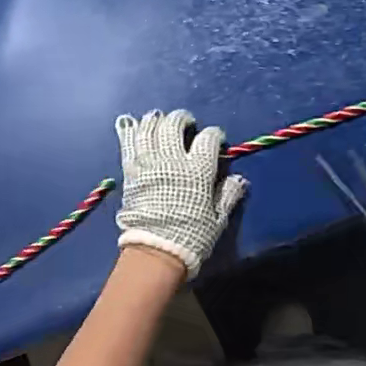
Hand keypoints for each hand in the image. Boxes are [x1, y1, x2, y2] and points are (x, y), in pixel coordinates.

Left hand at [113, 109, 246, 275]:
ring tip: (158, 118)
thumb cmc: (191, 235)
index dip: (213, 135)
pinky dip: (127, 129)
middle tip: (185, 122)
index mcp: (198, 170)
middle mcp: (172, 161)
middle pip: (173, 126)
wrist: (155, 247)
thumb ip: (228, 194)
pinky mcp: (129, 171)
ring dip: (154, 120)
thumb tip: (239, 178)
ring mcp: (148, 164)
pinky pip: (127, 144)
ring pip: (149, 130)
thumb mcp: (218, 217)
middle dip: (181, 119)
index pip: (208, 139)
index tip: (214, 138)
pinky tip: (127, 120)